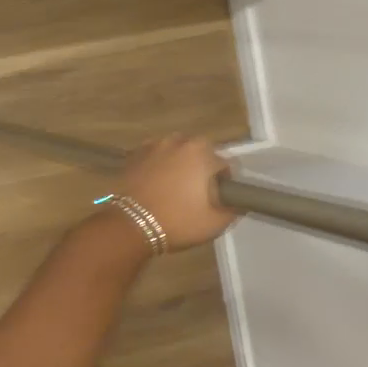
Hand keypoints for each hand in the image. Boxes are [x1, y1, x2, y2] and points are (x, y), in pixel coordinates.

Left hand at [112, 135, 235, 250]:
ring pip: (176, 151)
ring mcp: (154, 145)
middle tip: (196, 192)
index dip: (224, 183)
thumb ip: (233, 209)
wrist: (130, 225)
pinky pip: (155, 156)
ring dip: (179, 163)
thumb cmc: (177, 222)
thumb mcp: (215, 223)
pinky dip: (158, 164)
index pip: (224, 164)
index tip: (217, 199)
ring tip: (175, 186)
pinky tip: (156, 182)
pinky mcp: (134, 154)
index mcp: (202, 153)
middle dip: (201, 168)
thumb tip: (236, 201)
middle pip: (199, 152)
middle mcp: (179, 141)